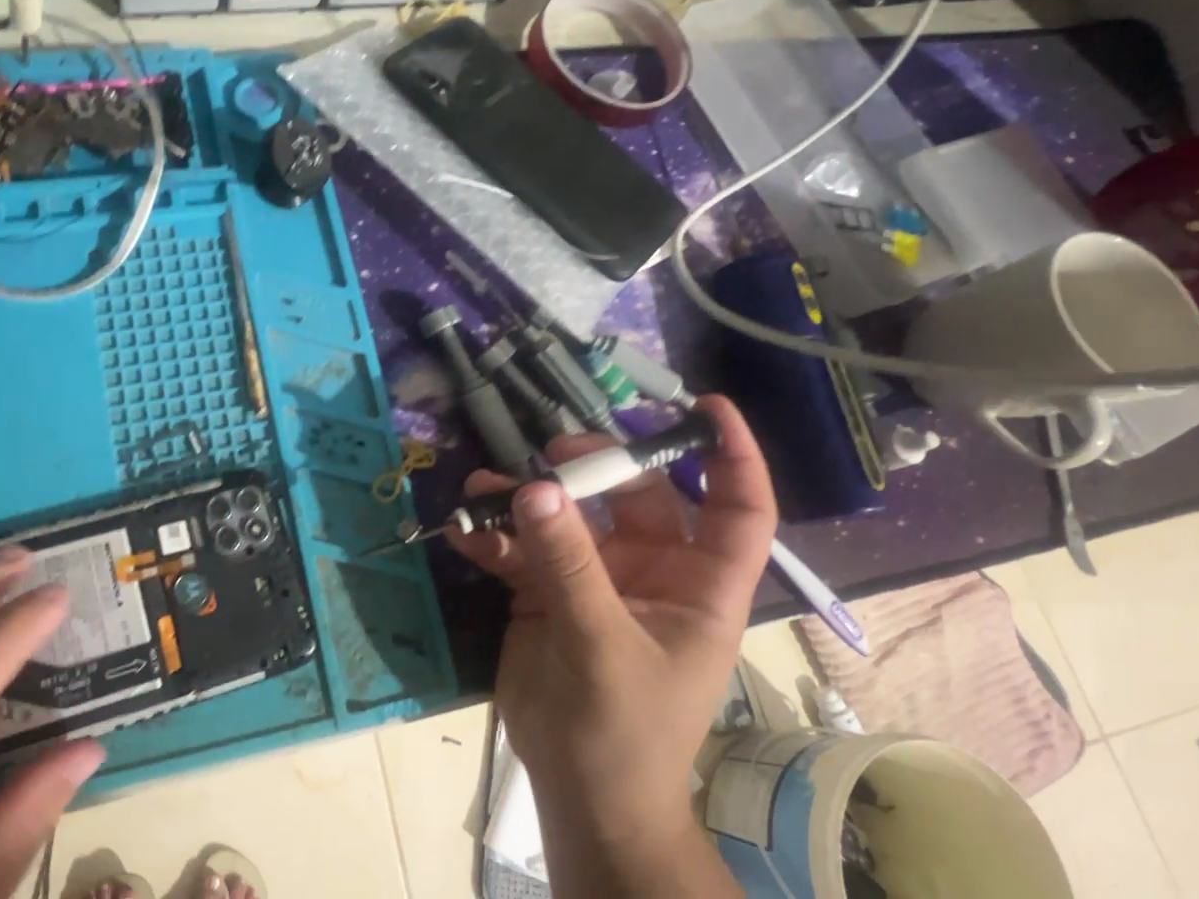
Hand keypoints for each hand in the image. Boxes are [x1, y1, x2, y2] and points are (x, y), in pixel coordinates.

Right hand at [451, 395, 773, 893]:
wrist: (579, 793)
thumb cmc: (623, 732)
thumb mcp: (601, 645)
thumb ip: (568, 565)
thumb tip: (534, 488)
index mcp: (698, 586)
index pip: (736, 509)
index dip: (731, 456)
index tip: (706, 405)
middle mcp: (651, 571)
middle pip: (636, 495)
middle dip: (596, 467)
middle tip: (551, 452)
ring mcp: (595, 579)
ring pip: (567, 517)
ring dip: (528, 499)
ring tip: (485, 487)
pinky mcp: (546, 594)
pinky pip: (521, 549)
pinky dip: (493, 537)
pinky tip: (462, 530)